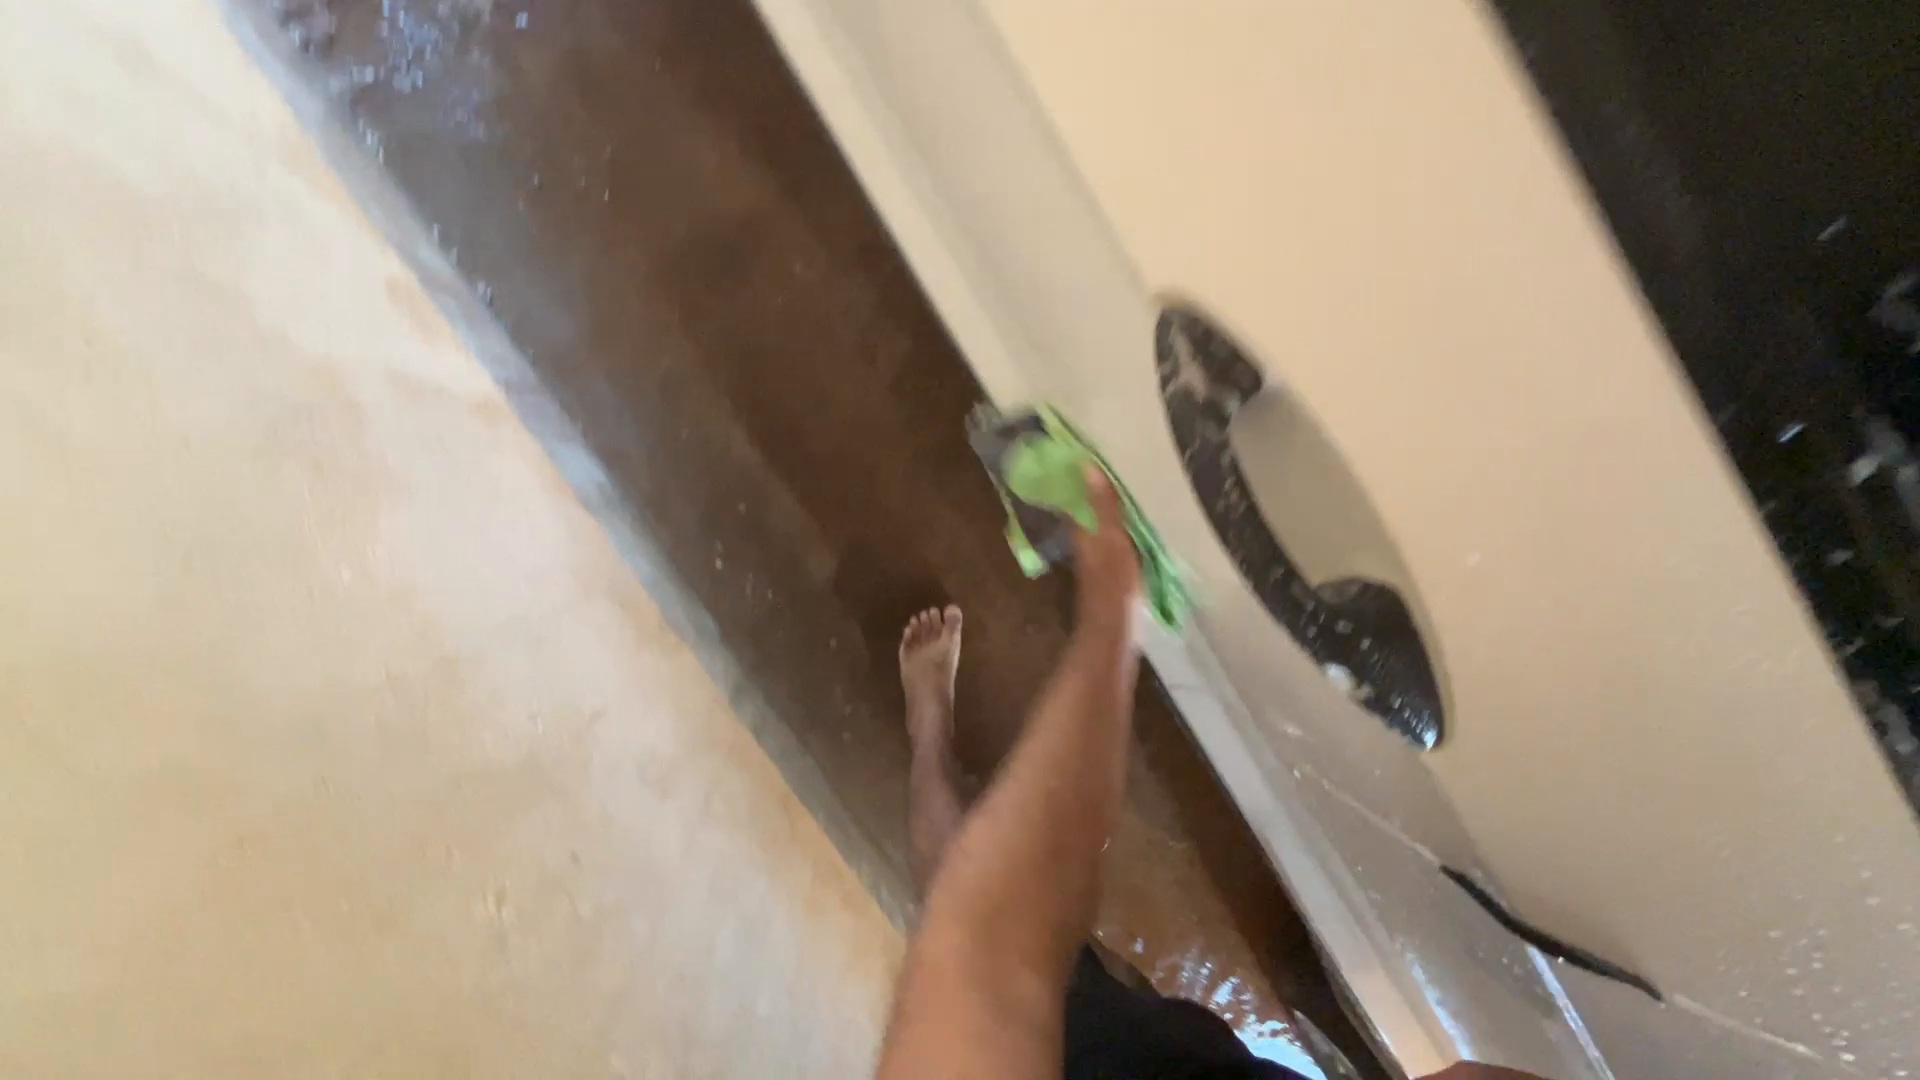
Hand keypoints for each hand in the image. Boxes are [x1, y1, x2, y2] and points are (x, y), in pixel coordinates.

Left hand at [1073, 465, 1140, 630]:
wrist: (1114, 631)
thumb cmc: (1112, 583)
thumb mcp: (1110, 539)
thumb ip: (1103, 506)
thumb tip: (1086, 465)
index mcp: (1082, 531)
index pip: (1078, 495)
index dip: (1084, 476)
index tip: (1093, 451)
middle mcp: (1086, 542)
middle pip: (1090, 509)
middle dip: (1100, 490)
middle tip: (1119, 464)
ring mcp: (1099, 558)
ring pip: (1103, 525)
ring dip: (1113, 509)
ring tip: (1134, 487)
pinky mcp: (1113, 572)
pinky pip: (1117, 540)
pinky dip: (1124, 528)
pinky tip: (1141, 523)